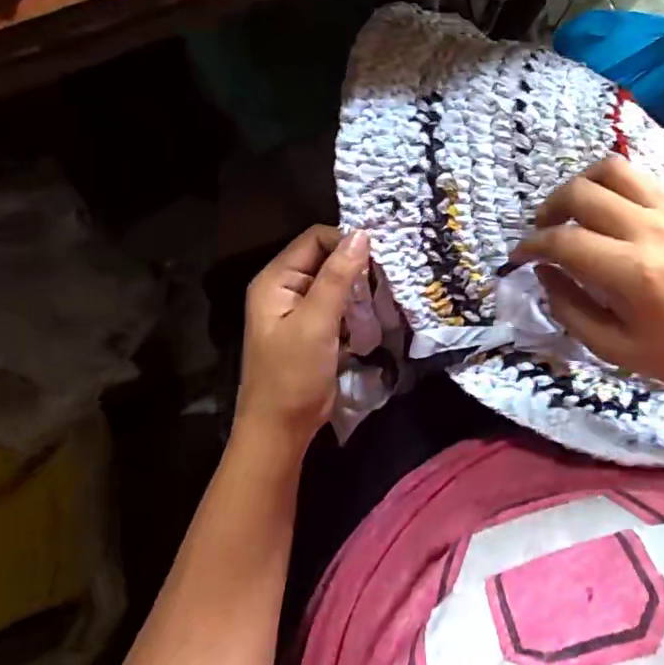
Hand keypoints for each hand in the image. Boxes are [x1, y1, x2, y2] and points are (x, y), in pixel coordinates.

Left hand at [237, 225, 369, 446]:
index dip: (346, 241)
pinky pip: (339, 304)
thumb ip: (337, 277)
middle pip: (327, 257)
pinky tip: (373, 316)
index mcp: (276, 279)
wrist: (281, 430)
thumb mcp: (316, 322)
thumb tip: (362, 234)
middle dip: (356, 266)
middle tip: (387, 278)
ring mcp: (299, 309)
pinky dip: (356, 307)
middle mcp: (285, 287)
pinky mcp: (314, 328)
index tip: (379, 257)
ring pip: (336, 281)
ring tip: (383, 298)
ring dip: (359, 288)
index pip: (316, 239)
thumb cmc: (292, 375)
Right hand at [513, 156, 663, 408]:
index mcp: (633, 272)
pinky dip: (605, 182)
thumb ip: (568, 308)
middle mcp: (647, 232)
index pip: (565, 241)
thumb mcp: (611, 348)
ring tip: (567, 212)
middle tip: (541, 235)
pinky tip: (597, 208)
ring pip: (608, 169)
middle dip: (548, 210)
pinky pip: (632, 176)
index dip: (532, 246)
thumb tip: (543, 271)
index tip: (518, 257)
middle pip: (581, 193)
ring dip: (577, 185)